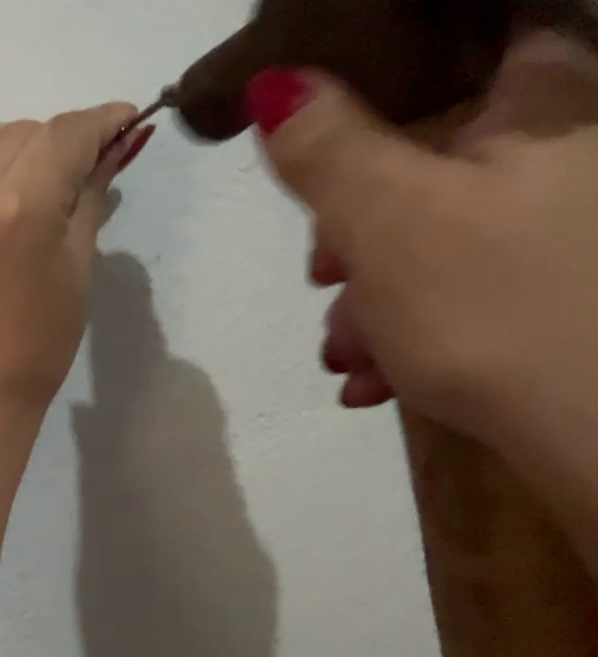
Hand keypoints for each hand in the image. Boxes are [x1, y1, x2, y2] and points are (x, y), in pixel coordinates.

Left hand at [0, 99, 152, 419]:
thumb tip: (106, 152)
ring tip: (20, 165)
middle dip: (52, 144)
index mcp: (21, 206)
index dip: (101, 125)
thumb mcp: (74, 274)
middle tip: (72, 169)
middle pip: (17, 136)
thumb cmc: (30, 353)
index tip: (120, 127)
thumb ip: (84, 203)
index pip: (66, 136)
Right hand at [251, 36, 597, 453]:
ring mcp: (570, 234)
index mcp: (543, 119)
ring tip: (347, 356)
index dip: (401, 83)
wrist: (597, 424)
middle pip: (435, 170)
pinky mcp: (566, 297)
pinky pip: (467, 294)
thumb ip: (325, 150)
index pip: (486, 49)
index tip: (339, 140)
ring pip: (440, 243)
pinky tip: (378, 377)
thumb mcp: (384, 220)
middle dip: (359, 235)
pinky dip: (411, 332)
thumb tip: (273, 80)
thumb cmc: (490, 304)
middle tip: (325, 281)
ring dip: (372, 300)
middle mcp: (570, 162)